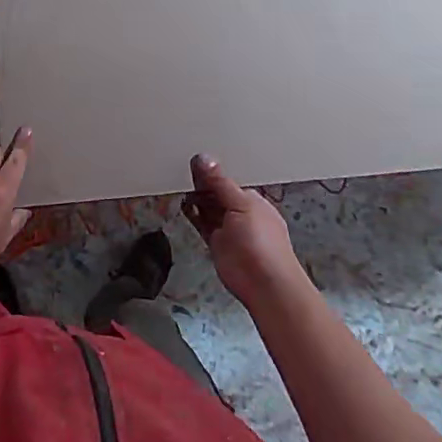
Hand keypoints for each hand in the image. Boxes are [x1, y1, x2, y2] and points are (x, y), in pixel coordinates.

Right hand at [182, 154, 299, 299]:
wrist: (264, 283)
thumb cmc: (261, 242)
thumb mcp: (241, 204)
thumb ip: (220, 182)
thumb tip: (204, 158)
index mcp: (253, 201)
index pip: (229, 181)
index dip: (212, 172)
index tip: (193, 160)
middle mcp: (240, 213)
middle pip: (216, 193)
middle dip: (202, 183)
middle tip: (181, 169)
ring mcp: (227, 228)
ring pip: (207, 206)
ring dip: (195, 197)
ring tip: (177, 182)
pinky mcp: (215, 242)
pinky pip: (201, 222)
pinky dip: (191, 213)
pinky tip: (182, 203)